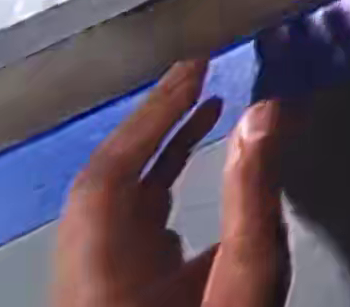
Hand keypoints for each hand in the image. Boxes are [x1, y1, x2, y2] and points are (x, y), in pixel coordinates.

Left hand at [52, 60, 286, 306]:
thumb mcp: (250, 267)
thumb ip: (253, 189)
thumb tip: (265, 109)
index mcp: (101, 277)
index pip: (105, 181)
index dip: (147, 121)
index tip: (195, 72)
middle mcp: (83, 276)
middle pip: (98, 185)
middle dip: (148, 120)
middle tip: (197, 69)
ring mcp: (98, 280)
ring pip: (111, 196)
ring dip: (154, 139)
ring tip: (202, 92)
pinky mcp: (123, 280)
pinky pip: (130, 209)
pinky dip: (162, 165)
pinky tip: (197, 140)